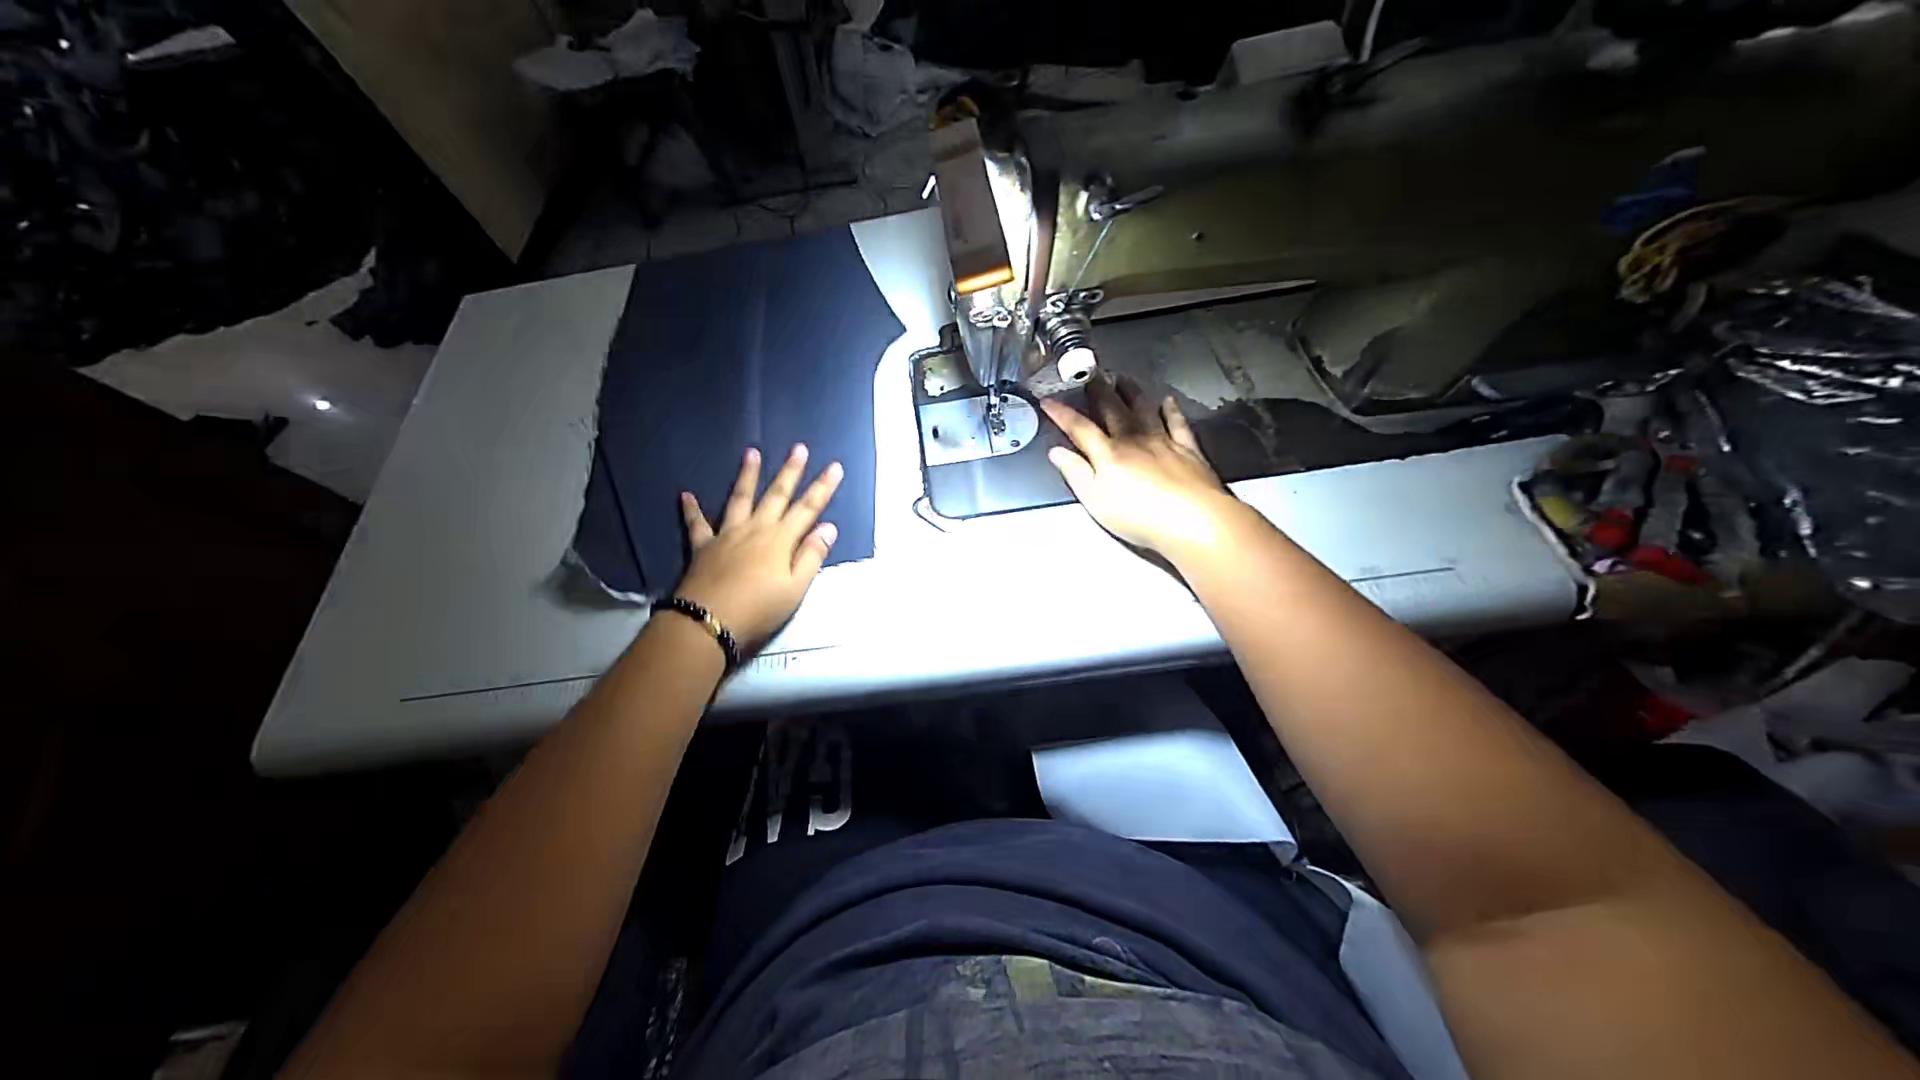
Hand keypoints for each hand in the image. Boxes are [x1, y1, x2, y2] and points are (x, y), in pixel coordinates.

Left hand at [674, 444, 842, 649]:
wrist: (707, 622)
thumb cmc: (759, 610)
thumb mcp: (795, 589)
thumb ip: (811, 556)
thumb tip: (828, 527)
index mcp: (781, 540)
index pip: (808, 508)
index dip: (823, 487)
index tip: (835, 466)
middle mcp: (756, 529)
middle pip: (776, 495)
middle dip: (790, 472)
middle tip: (798, 448)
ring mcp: (727, 535)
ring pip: (739, 498)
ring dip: (747, 475)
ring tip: (752, 453)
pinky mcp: (703, 547)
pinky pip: (697, 524)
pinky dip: (692, 509)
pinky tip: (686, 495)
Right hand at [1041, 374, 1246, 561]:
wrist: (1193, 519)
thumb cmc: (1141, 516)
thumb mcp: (1096, 500)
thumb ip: (1076, 473)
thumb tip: (1057, 452)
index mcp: (1108, 454)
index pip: (1079, 428)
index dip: (1062, 413)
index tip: (1048, 401)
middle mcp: (1134, 440)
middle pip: (1112, 410)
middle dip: (1099, 392)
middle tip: (1091, 377)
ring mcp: (1163, 441)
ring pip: (1144, 409)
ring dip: (1131, 393)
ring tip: (1123, 379)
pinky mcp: (1188, 449)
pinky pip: (1177, 422)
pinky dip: (1171, 410)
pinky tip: (1167, 401)